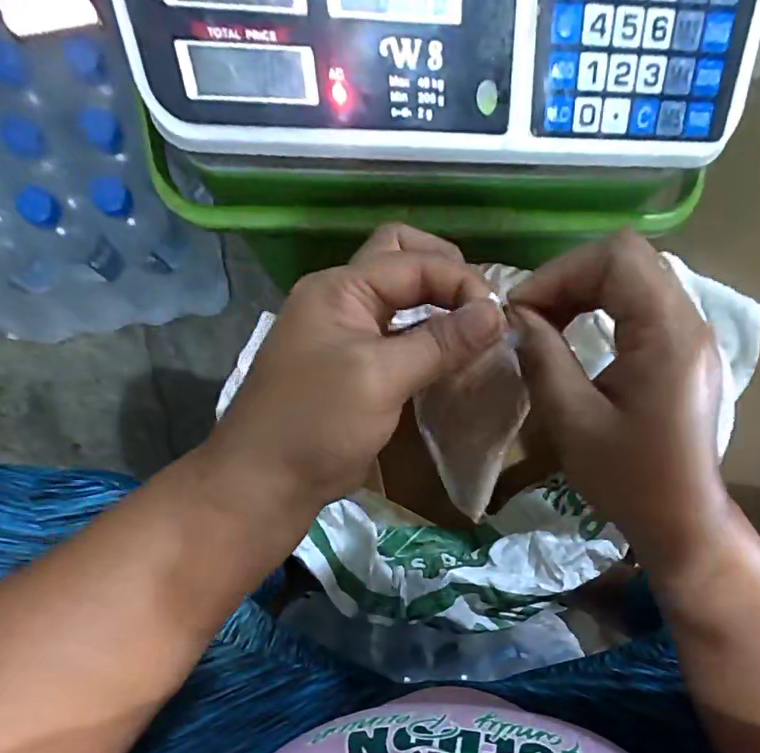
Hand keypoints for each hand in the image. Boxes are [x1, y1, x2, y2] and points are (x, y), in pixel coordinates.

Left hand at [205, 225, 505, 509]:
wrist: (262, 486)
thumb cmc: (316, 426)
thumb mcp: (380, 378)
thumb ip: (439, 342)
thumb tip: (498, 311)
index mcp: (339, 288)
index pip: (412, 260)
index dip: (460, 282)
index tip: (498, 321)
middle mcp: (338, 303)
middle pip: (399, 263)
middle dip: (445, 278)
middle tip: (480, 312)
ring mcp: (340, 339)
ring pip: (397, 305)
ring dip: (435, 312)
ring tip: (474, 336)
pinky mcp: (347, 375)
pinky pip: (391, 343)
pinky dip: (421, 345)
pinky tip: (447, 366)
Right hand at [509, 230, 731, 571]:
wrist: (682, 519)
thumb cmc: (628, 478)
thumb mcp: (573, 422)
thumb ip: (543, 360)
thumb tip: (518, 318)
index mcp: (667, 334)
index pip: (616, 257)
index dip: (559, 273)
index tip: (521, 312)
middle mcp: (690, 321)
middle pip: (628, 259)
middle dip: (570, 278)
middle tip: (531, 318)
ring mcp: (694, 335)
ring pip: (638, 277)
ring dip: (586, 292)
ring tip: (549, 326)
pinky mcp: (688, 353)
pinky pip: (646, 305)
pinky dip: (606, 309)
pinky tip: (580, 338)